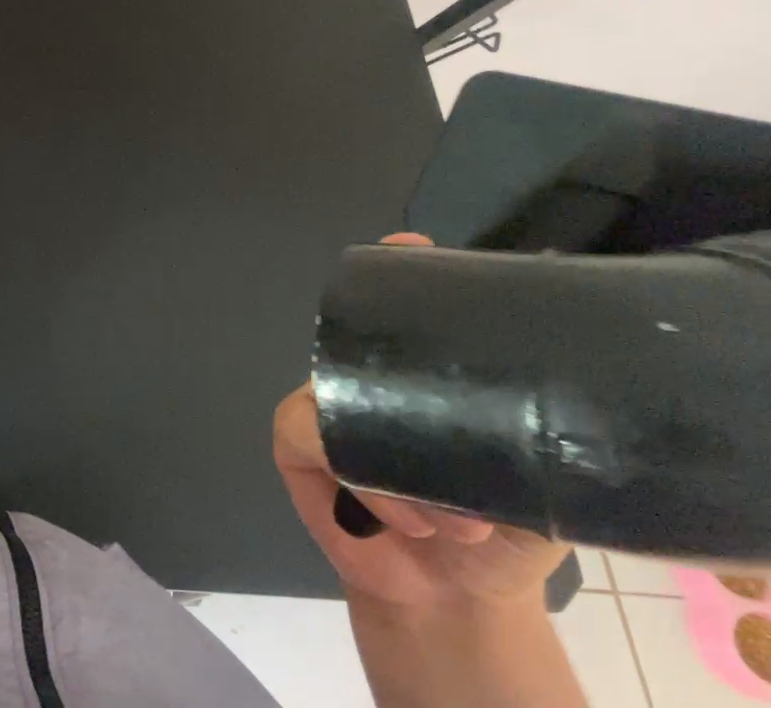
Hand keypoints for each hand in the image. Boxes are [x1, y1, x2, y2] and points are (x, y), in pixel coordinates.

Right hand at [273, 233, 570, 611]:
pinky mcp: (294, 446)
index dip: (403, 273)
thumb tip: (545, 412)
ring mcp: (324, 409)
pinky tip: (405, 518)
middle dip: (379, 349)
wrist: (447, 593)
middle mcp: (368, 383)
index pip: (410, 316)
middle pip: (355, 342)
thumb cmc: (503, 535)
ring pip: (334, 401)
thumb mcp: (538, 490)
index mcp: (426, 384)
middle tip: (426, 402)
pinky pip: (314, 443)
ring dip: (394, 468)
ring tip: (452, 517)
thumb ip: (531, 452)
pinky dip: (367, 486)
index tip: (414, 246)